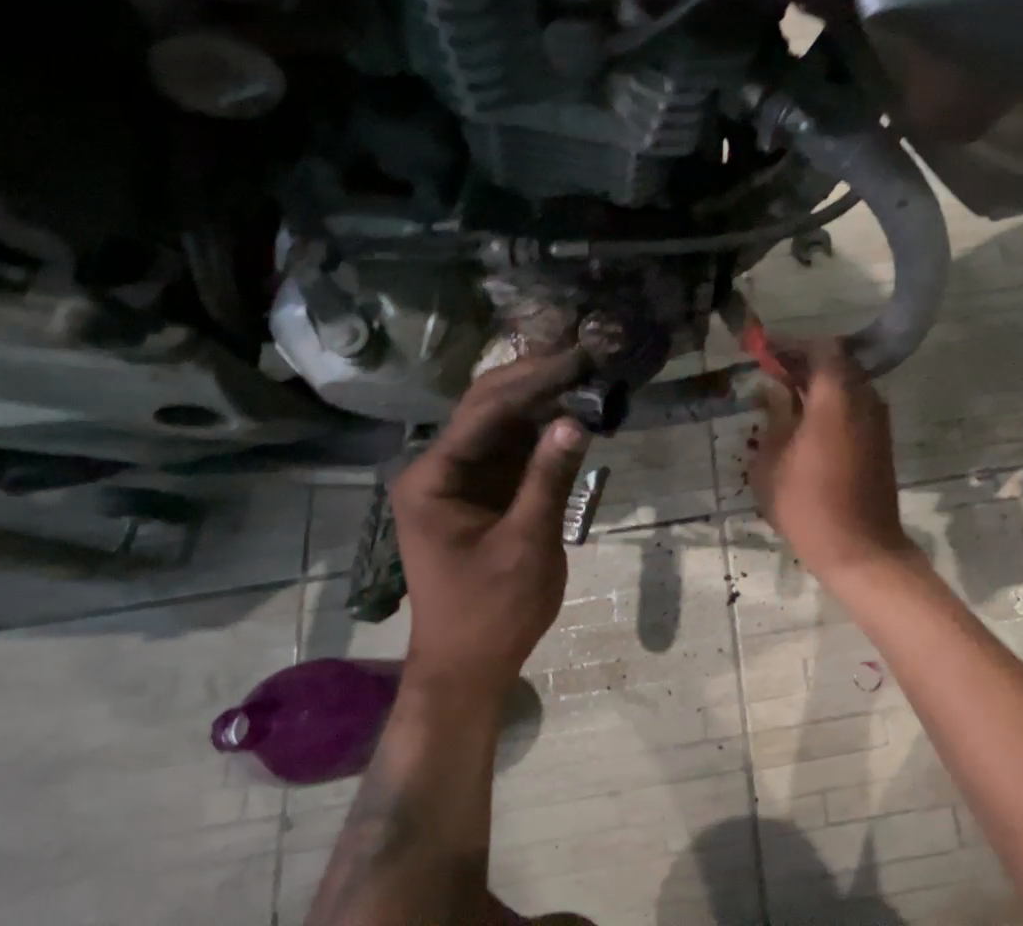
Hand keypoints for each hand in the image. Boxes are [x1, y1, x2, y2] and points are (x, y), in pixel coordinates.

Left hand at [391, 350, 591, 688]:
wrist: (468, 666)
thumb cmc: (491, 610)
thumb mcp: (526, 543)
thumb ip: (548, 479)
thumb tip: (575, 420)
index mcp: (433, 477)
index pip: (487, 411)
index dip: (536, 381)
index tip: (580, 359)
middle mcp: (439, 468)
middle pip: (488, 407)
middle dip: (537, 380)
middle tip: (588, 356)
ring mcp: (460, 480)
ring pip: (502, 424)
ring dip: (543, 401)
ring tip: (590, 376)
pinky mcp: (482, 494)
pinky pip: (512, 450)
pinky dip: (543, 433)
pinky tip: (576, 414)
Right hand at [751, 338, 916, 571]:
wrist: (860, 548)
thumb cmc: (807, 504)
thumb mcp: (772, 460)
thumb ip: (774, 415)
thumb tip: (773, 390)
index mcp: (836, 396)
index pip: (822, 347)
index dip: (793, 346)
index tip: (767, 355)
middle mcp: (865, 398)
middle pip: (838, 363)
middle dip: (805, 365)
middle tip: (773, 377)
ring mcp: (879, 421)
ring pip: (849, 386)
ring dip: (820, 387)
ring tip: (786, 402)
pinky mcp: (882, 442)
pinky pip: (857, 408)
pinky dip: (834, 407)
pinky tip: (808, 426)